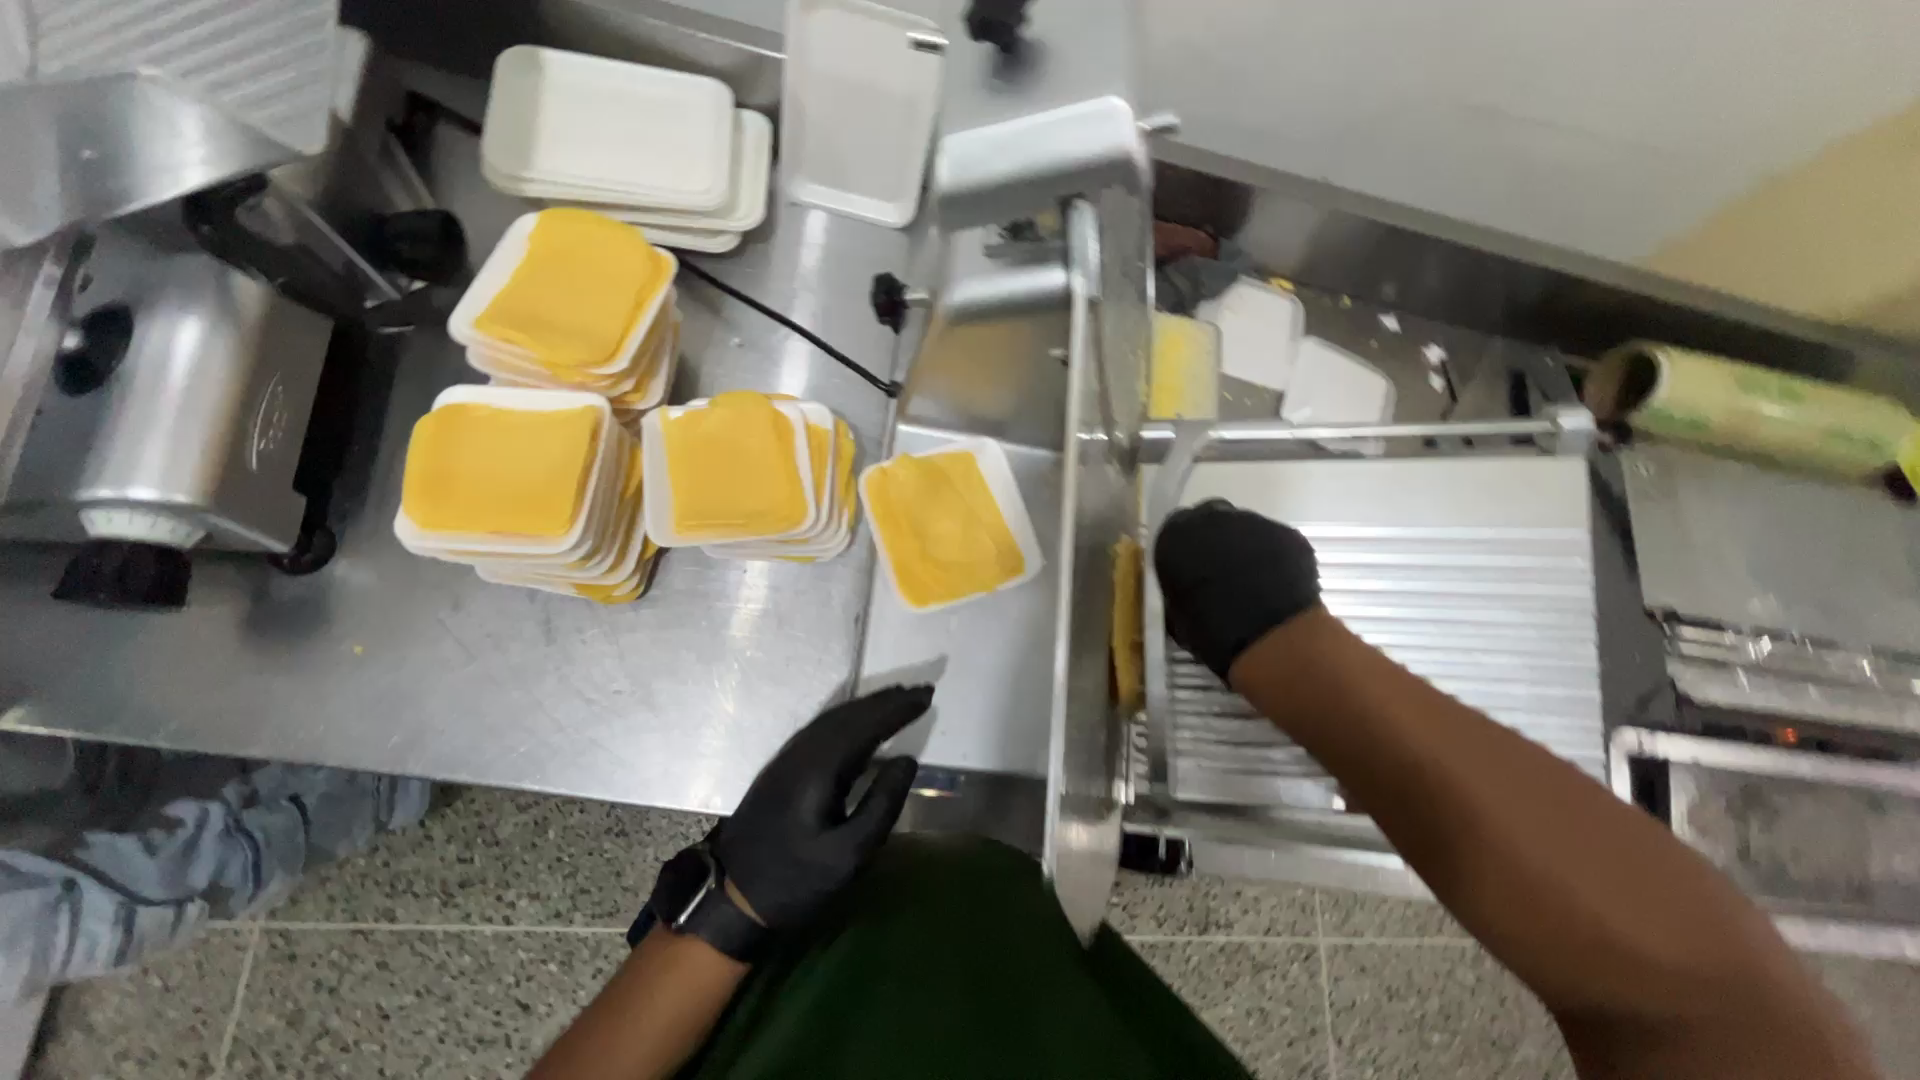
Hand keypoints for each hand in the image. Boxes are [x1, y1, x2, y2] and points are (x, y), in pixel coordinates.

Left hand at [713, 685, 930, 930]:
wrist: (730, 898)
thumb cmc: (796, 881)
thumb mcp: (850, 855)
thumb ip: (882, 805)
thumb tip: (907, 760)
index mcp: (818, 769)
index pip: (865, 726)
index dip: (897, 709)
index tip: (928, 695)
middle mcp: (801, 753)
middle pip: (848, 715)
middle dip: (886, 701)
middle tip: (921, 690)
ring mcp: (787, 759)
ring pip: (833, 719)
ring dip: (867, 706)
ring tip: (898, 699)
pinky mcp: (781, 769)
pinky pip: (822, 729)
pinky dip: (849, 718)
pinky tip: (860, 723)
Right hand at [1153, 499, 1320, 680]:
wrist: (1269, 639)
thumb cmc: (1211, 633)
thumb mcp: (1176, 614)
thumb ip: (1179, 589)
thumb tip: (1187, 590)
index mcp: (1177, 535)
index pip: (1176, 529)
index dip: (1185, 549)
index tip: (1190, 569)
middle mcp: (1214, 518)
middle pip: (1214, 520)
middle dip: (1217, 541)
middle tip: (1222, 573)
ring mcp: (1257, 523)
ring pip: (1248, 530)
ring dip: (1247, 550)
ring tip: (1255, 584)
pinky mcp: (1291, 536)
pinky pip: (1278, 543)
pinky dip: (1276, 559)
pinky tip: (1279, 587)